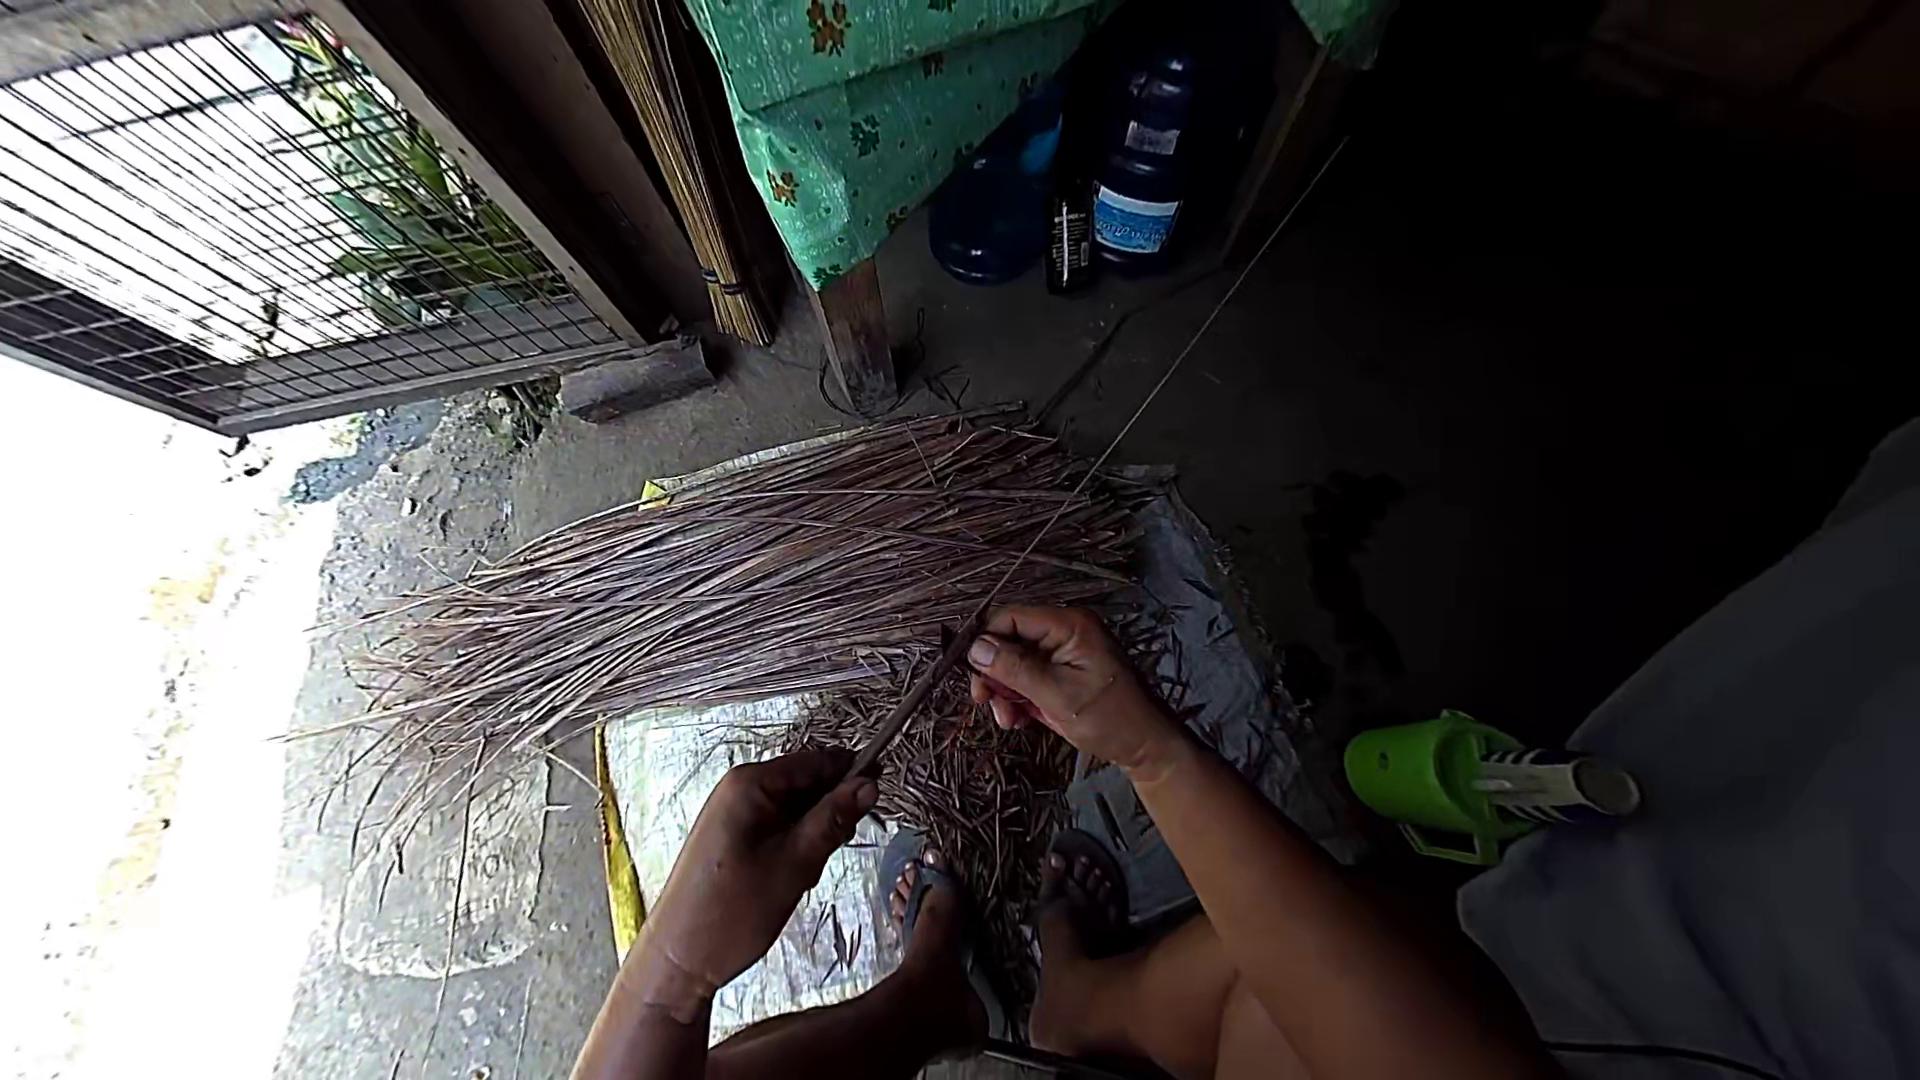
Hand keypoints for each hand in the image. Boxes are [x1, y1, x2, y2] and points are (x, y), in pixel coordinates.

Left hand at [630, 749, 876, 1017]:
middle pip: (806, 780)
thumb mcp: (794, 864)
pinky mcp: (732, 833)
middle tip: (841, 843)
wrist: (673, 968)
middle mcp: (739, 787)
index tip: (880, 791)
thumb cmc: (732, 913)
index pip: (815, 760)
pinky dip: (796, 840)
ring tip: (810, 869)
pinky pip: (778, 821)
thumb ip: (834, 818)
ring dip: (814, 829)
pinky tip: (795, 871)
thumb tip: (870, 784)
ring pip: (795, 804)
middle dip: (830, 808)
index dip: (850, 771)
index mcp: (750, 783)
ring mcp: (733, 810)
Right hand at [966, 605, 1178, 772]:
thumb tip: (975, 648)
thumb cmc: (1110, 718)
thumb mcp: (1058, 694)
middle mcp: (1062, 632)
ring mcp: (1060, 653)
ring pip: (1012, 662)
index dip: (986, 642)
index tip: (973, 673)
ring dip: (1003, 690)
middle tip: (984, 700)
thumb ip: (1015, 669)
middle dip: (994, 672)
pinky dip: (1016, 698)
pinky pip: (1024, 677)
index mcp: (1068, 624)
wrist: (1143, 747)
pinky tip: (1017, 719)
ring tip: (1007, 719)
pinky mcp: (1058, 673)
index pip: (1011, 617)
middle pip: (1008, 640)